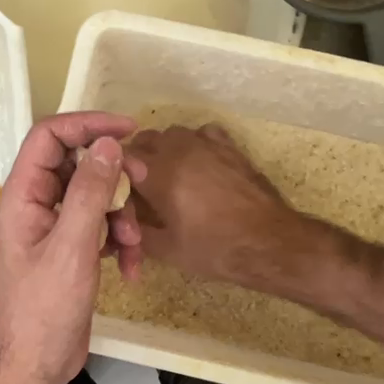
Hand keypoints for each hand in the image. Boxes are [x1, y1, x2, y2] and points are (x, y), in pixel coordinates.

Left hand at [0, 112, 149, 383]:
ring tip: (134, 244)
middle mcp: (36, 204)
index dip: (87, 124)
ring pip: (96, 196)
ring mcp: (54, 227)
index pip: (50, 137)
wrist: (39, 362)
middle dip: (114, 174)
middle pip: (79, 163)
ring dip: (123, 215)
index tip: (128, 130)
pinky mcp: (72, 249)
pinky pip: (101, 227)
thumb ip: (90, 192)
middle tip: (144, 181)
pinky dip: (120, 241)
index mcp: (23, 195)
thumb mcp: (73, 247)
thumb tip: (108, 145)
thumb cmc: (46, 307)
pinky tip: (131, 269)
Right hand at [126, 124, 314, 288]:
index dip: (115, 173)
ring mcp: (206, 144)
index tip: (117, 190)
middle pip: (145, 140)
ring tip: (168, 175)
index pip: (122, 158)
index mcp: (157, 173)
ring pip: (173, 134)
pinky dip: (194, 143)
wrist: (268, 243)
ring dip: (164, 149)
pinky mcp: (229, 147)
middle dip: (137, 160)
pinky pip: (203, 133)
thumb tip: (124, 223)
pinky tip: (199, 164)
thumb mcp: (166, 250)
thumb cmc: (214, 249)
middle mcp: (179, 150)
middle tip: (140, 187)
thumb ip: (138, 231)